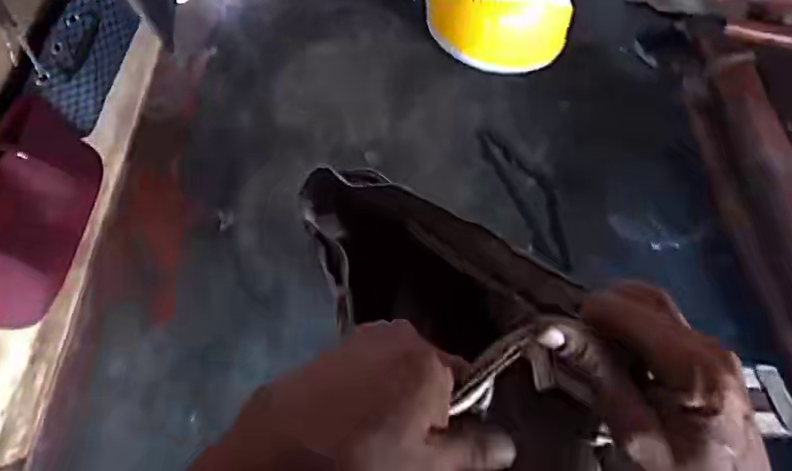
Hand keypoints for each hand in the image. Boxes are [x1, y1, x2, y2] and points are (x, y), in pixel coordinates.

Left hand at [192, 320, 514, 470]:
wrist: (285, 443)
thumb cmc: (365, 456)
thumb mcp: (430, 465)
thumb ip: (474, 449)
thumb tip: (506, 442)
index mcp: (426, 355)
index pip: (471, 378)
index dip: (467, 414)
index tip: (454, 445)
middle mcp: (396, 334)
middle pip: (433, 372)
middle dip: (431, 407)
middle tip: (416, 448)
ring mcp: (362, 336)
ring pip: (400, 372)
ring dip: (400, 402)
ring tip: (383, 440)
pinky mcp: (337, 346)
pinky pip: (372, 369)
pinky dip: (374, 392)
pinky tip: (359, 424)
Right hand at [541, 284, 768, 470]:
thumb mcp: (636, 439)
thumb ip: (597, 375)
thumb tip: (549, 327)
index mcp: (698, 368)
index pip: (621, 308)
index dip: (586, 319)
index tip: (568, 344)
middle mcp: (712, 349)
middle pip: (638, 297)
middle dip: (601, 315)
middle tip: (582, 349)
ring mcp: (717, 354)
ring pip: (648, 305)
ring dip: (616, 321)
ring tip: (604, 360)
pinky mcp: (714, 362)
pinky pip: (662, 324)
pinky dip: (635, 332)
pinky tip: (628, 366)